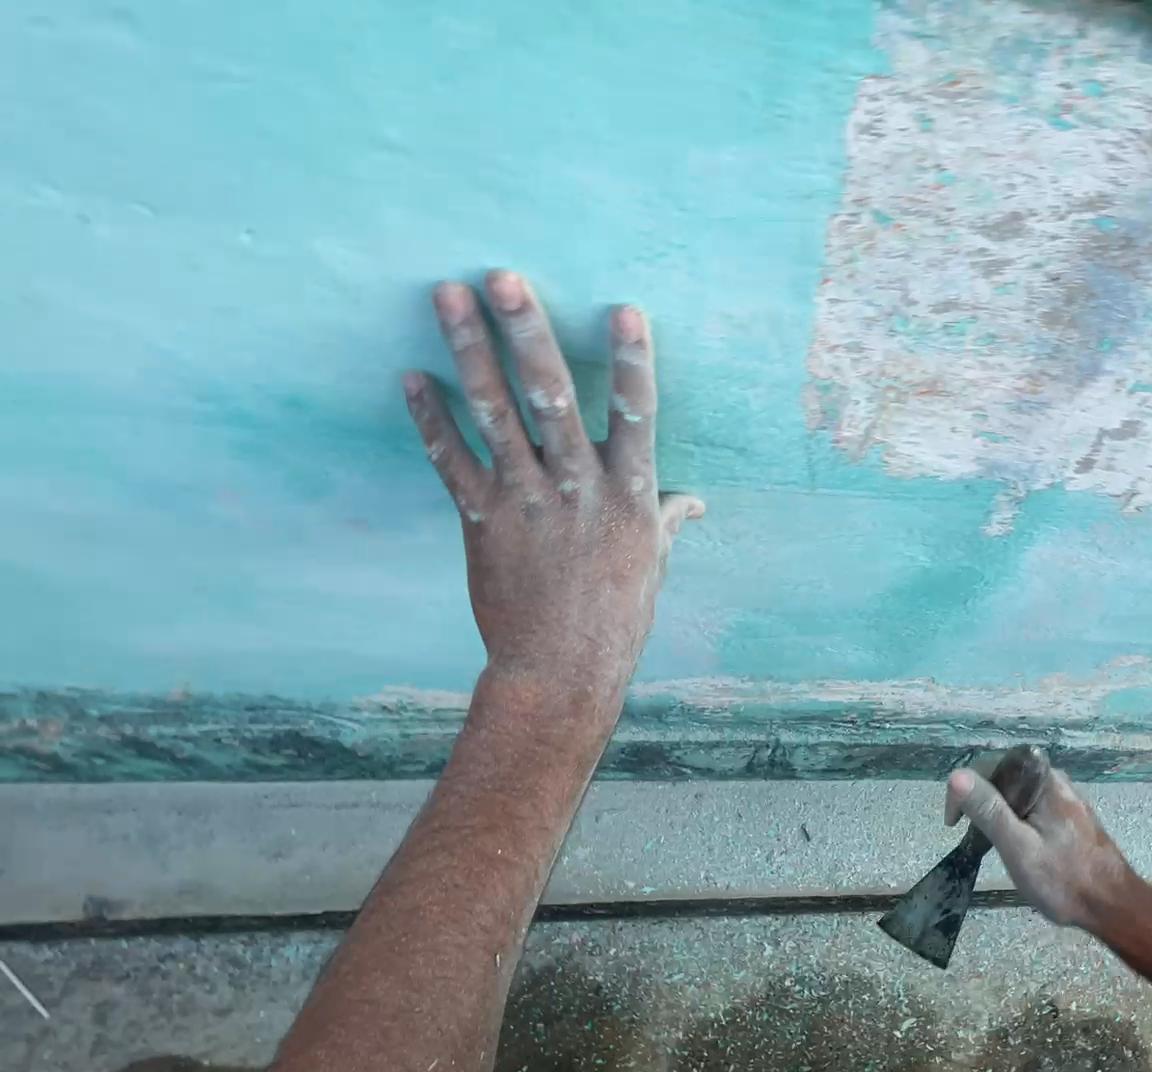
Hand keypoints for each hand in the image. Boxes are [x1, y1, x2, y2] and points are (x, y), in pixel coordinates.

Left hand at [402, 270, 701, 693]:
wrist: (563, 664)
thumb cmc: (620, 612)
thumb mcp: (654, 561)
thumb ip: (667, 519)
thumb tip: (693, 502)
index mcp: (631, 494)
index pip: (636, 415)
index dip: (632, 361)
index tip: (625, 311)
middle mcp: (578, 487)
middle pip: (552, 397)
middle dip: (528, 334)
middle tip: (505, 278)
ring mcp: (525, 501)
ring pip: (494, 415)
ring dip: (470, 353)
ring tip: (449, 298)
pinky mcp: (481, 520)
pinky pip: (450, 461)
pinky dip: (430, 419)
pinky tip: (411, 378)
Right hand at [946, 766, 1145, 930]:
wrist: (1113, 905)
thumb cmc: (1063, 879)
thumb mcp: (1018, 847)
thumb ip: (988, 809)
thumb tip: (956, 776)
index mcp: (1043, 779)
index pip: (990, 765)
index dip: (965, 789)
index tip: (954, 824)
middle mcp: (1056, 779)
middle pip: (1005, 775)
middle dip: (981, 799)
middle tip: (971, 835)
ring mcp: (1066, 796)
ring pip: (1019, 791)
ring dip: (998, 810)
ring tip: (990, 842)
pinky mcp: (1071, 814)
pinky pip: (1034, 804)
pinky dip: (1017, 818)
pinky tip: (1018, 844)